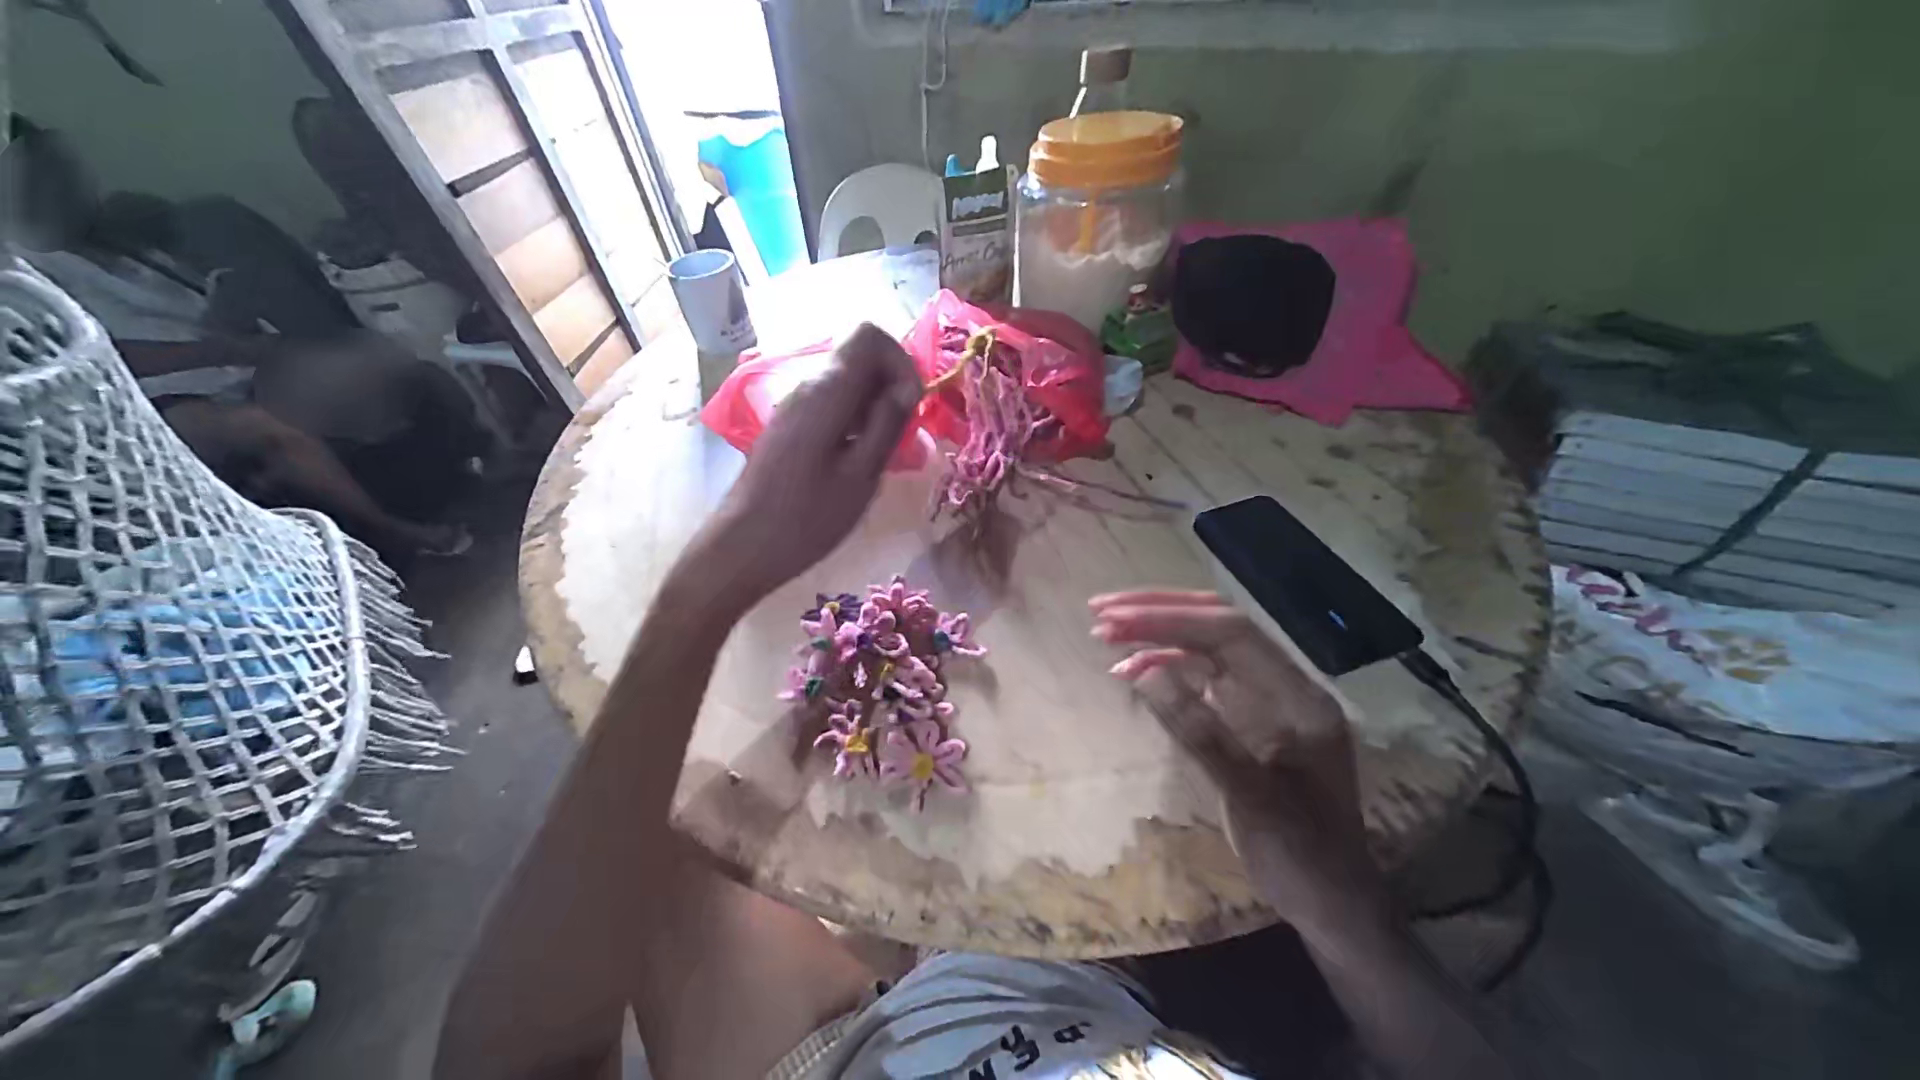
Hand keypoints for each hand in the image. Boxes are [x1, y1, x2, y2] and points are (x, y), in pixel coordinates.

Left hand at [690, 324, 922, 613]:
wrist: (744, 547)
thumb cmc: (807, 519)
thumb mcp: (861, 475)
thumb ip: (887, 424)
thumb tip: (907, 388)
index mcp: (825, 391)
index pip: (869, 334)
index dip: (900, 361)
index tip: (911, 406)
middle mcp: (807, 386)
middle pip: (861, 355)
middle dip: (893, 385)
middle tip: (905, 434)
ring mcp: (796, 405)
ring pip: (849, 381)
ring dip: (877, 405)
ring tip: (888, 451)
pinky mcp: (791, 426)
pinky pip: (834, 404)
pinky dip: (858, 420)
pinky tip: (862, 458)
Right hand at [1091, 590, 1388, 935]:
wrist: (1332, 904)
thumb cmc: (1300, 856)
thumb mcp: (1249, 798)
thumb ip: (1199, 731)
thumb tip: (1141, 671)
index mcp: (1298, 698)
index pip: (1232, 634)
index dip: (1171, 620)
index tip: (1115, 618)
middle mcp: (1283, 685)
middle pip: (1218, 627)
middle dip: (1159, 612)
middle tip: (1101, 608)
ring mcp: (1264, 699)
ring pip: (1207, 646)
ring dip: (1157, 634)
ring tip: (1104, 631)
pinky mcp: (1246, 716)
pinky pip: (1202, 676)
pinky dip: (1165, 667)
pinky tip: (1132, 671)